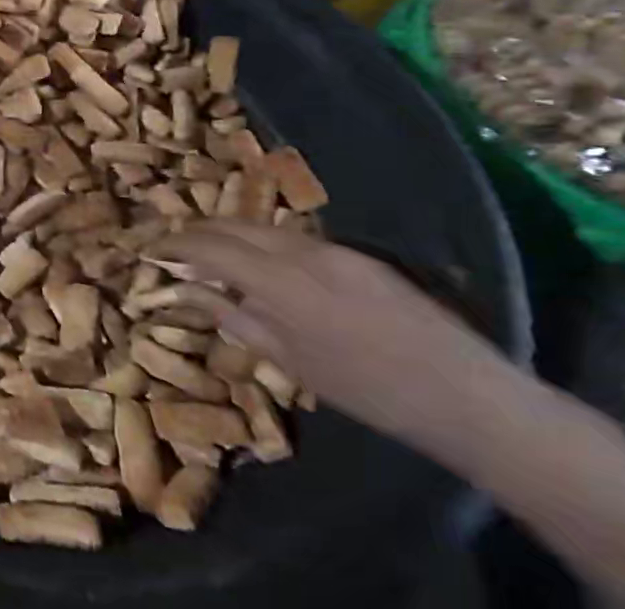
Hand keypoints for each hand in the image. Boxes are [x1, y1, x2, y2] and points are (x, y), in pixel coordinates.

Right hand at [153, 222, 515, 448]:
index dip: (176, 245)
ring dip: (232, 236)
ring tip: (214, 259)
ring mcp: (337, 250)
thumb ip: (233, 316)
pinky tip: (264, 269)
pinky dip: (265, 245)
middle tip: (176, 250)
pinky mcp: (361, 257)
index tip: (153, 251)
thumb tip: (187, 290)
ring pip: (266, 229)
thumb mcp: (289, 360)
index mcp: (282, 281)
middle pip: (235, 225)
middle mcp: (305, 252)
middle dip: (199, 232)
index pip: (210, 246)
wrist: (471, 399)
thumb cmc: (368, 390)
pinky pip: (297, 239)